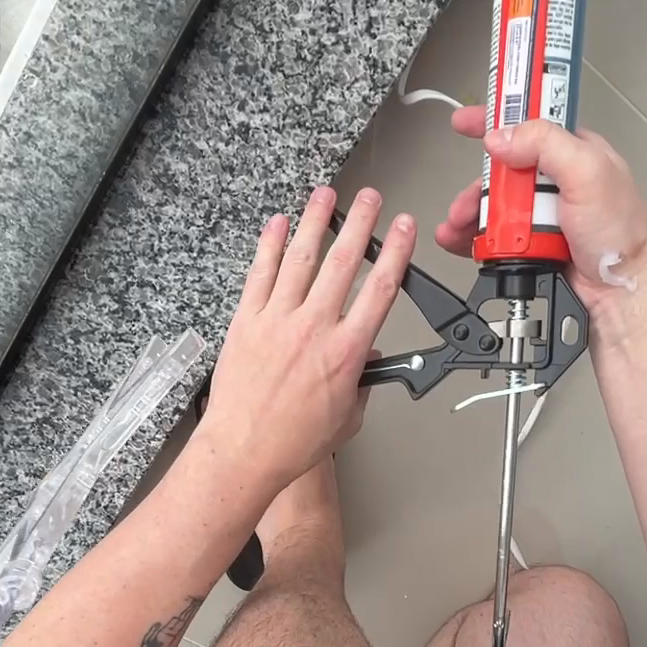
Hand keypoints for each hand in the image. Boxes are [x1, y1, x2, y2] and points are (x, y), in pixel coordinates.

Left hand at [196, 185, 414, 496]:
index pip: (379, 290)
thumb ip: (360, 386)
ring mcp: (277, 321)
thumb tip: (362, 368)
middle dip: (360, 223)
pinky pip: (260, 274)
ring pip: (300, 258)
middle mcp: (313, 328)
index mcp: (345, 352)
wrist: (244, 451)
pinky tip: (278, 225)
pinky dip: (270, 246)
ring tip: (325, 195)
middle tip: (369, 199)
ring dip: (316, 221)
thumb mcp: (346, 419)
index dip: (395, 253)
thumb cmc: (291, 442)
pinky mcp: (247, 323)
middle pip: (343, 262)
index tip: (403, 229)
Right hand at [434, 106, 646, 321]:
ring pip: (496, 207)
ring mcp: (543, 216)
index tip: (467, 121)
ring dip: (472, 217)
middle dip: (477, 186)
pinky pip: (497, 238)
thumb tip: (504, 137)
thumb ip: (547, 144)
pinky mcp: (533, 245)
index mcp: (574, 153)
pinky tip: (465, 244)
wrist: (620, 293)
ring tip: (460, 229)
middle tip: (466, 201)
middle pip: (504, 172)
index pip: (531, 122)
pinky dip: (476, 241)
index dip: (498, 116)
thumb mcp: (589, 174)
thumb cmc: (622, 237)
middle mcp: (557, 182)